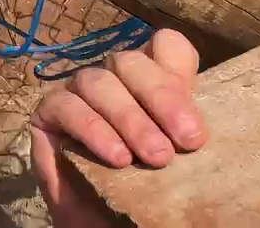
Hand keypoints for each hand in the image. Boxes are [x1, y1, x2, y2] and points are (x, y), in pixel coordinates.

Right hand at [29, 29, 205, 224]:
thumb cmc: (147, 212)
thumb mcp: (183, 181)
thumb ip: (191, 152)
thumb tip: (211, 142)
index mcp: (152, 91)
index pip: (165, 48)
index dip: (178, 67)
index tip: (196, 123)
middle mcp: (115, 85)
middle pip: (131, 61)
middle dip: (161, 95)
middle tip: (187, 141)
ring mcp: (78, 95)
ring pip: (98, 81)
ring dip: (128, 116)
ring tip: (156, 158)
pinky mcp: (48, 114)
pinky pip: (65, 104)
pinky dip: (92, 127)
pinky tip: (116, 158)